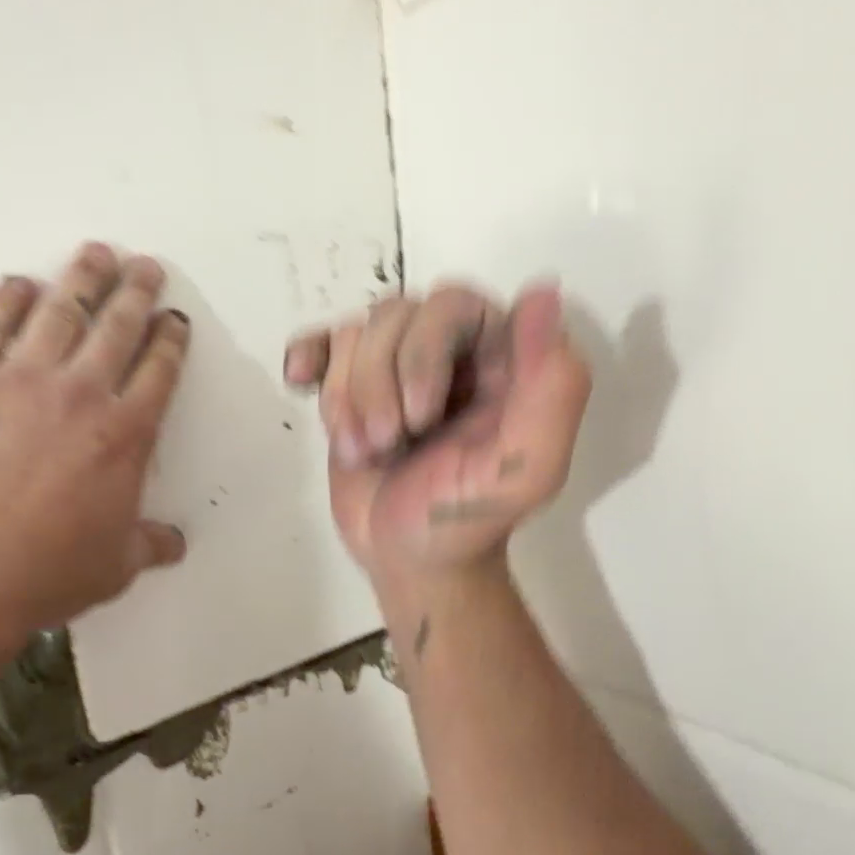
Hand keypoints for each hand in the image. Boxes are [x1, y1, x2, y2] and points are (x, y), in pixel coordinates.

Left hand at [0, 242, 189, 638]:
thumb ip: (148, 543)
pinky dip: (7, 298)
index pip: (158, 370)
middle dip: (136, 292)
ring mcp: (18, 380)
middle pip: (117, 326)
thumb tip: (175, 543)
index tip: (173, 320)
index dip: (170, 339)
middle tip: (144, 266)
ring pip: (59, 311)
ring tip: (96, 254)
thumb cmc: (42, 575)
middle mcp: (80, 394)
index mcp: (124, 435)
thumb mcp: (114, 568)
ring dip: (82, 278)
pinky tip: (18, 284)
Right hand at [283, 283, 590, 584]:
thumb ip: (554, 387)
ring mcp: (397, 365)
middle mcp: (452, 348)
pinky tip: (300, 381)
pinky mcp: (355, 384)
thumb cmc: (467, 519)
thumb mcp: (528, 467)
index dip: (422, 352)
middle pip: (394, 314)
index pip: (453, 304)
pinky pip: (323, 341)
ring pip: (355, 333)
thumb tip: (541, 292)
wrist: (409, 561)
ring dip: (346, 398)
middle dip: (377, 383)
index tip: (419, 419)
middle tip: (386, 444)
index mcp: (502, 357)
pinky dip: (307, 356)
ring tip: (362, 451)